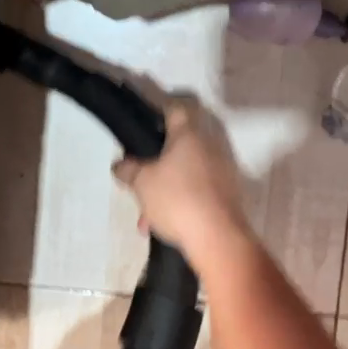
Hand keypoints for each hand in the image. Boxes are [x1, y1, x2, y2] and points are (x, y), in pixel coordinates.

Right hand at [114, 97, 253, 261]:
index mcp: (189, 136)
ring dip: (164, 191)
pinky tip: (161, 227)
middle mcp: (209, 149)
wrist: (218, 238)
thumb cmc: (177, 199)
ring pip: (185, 175)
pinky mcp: (227, 196)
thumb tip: (119, 164)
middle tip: (138, 181)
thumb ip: (128, 170)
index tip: (144, 123)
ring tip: (145, 218)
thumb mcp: (142, 184)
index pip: (175, 111)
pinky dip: (179, 205)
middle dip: (155, 166)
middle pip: (178, 148)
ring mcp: (222, 173)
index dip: (159, 112)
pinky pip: (197, 193)